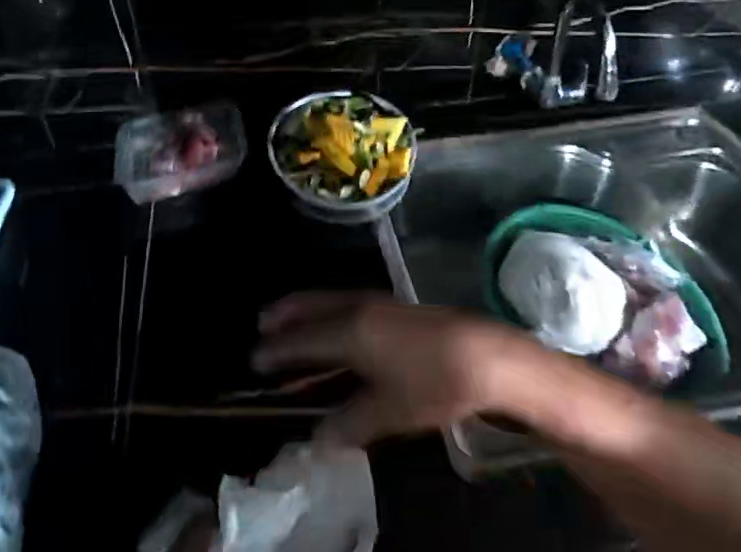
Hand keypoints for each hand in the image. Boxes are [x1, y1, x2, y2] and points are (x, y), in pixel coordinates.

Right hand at [251, 291, 539, 445]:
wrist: (485, 354)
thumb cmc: (432, 383)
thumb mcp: (389, 412)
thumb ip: (349, 423)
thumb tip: (318, 438)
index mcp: (349, 330)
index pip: (302, 340)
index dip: (277, 350)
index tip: (254, 358)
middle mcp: (357, 308)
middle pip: (311, 307)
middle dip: (285, 315)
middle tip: (262, 323)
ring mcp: (378, 302)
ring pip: (329, 301)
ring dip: (306, 310)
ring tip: (288, 318)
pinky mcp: (395, 306)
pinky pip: (346, 303)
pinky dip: (328, 311)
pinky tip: (334, 326)